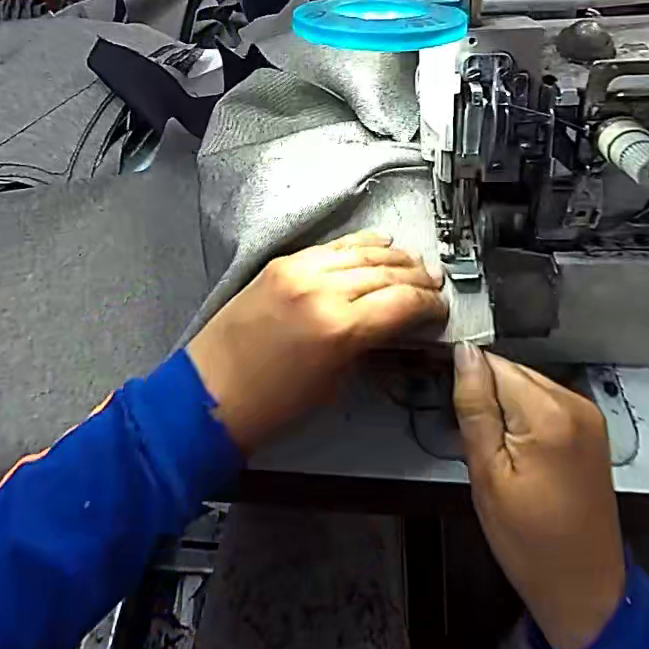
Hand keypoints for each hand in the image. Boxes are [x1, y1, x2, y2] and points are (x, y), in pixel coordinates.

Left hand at [186, 231, 444, 451]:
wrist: (208, 395)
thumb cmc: (272, 404)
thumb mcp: (336, 381)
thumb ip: (371, 343)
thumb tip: (398, 322)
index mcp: (339, 328)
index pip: (403, 302)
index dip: (430, 305)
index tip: (440, 309)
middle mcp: (323, 289)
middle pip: (389, 272)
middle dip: (419, 279)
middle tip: (435, 285)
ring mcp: (301, 270)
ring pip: (365, 252)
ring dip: (396, 258)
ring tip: (415, 264)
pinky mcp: (284, 262)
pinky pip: (334, 246)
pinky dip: (362, 244)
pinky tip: (381, 244)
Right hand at [452, 345, 626, 648]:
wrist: (584, 586)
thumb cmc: (529, 542)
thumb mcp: (487, 476)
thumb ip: (475, 408)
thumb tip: (464, 354)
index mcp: (548, 413)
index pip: (494, 364)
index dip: (470, 382)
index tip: (460, 412)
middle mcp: (574, 402)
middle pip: (514, 371)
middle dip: (490, 395)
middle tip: (481, 444)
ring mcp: (588, 412)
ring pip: (529, 383)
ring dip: (508, 406)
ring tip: (502, 454)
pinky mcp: (593, 424)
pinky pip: (548, 400)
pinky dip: (529, 416)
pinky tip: (523, 454)